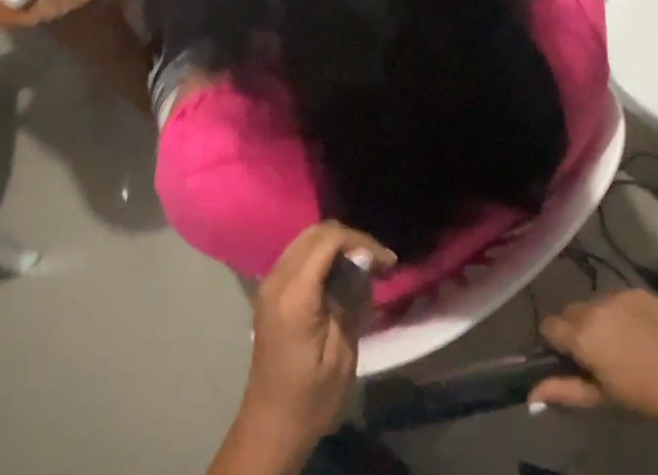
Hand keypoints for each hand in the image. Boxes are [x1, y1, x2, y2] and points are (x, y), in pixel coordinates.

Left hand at [239, 222, 394, 449]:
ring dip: (336, 246)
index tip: (388, 263)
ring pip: (304, 241)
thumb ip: (351, 297)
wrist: (271, 424)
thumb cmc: (311, 395)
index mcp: (294, 294)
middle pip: (315, 233)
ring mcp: (268, 285)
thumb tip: (363, 259)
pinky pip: (297, 257)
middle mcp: (276, 280)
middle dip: (351, 240)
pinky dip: (322, 257)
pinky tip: (342, 277)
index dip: (362, 242)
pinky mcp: (269, 294)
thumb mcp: (342, 351)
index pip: (328, 240)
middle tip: (380, 263)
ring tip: (366, 268)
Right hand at [529, 290, 657, 431]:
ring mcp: (620, 295)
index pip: (548, 325)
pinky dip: (622, 312)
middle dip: (576, 330)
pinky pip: (620, 298)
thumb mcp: (600, 397)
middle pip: (570, 312)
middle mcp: (595, 307)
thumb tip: (529, 396)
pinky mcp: (641, 291)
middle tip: (597, 355)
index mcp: (581, 333)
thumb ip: (562, 390)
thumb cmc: (643, 395)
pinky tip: (641, 333)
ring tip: (622, 343)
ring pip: (595, 303)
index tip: (571, 360)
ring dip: (598, 319)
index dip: (556, 343)